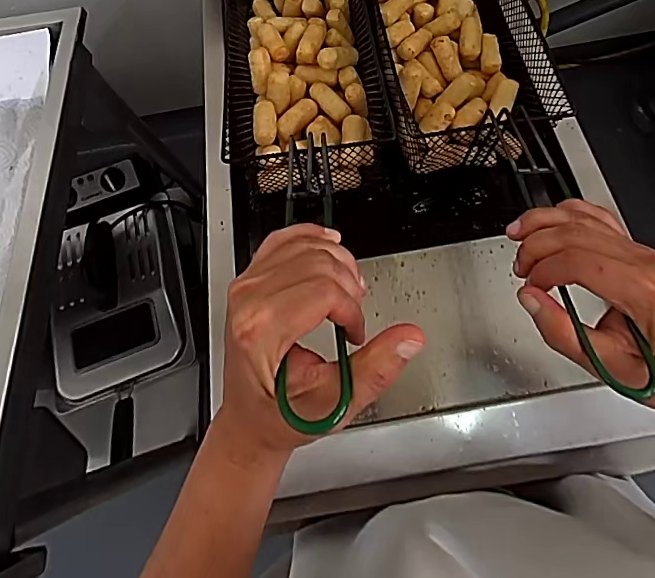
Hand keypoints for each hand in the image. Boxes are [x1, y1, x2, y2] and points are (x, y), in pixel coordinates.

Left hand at [212, 224, 424, 461]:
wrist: (249, 418)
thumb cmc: (280, 417)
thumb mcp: (333, 405)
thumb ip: (375, 370)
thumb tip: (409, 339)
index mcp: (261, 331)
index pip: (323, 290)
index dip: (351, 309)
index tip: (354, 332)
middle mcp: (248, 300)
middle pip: (319, 262)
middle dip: (349, 286)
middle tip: (354, 314)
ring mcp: (246, 284)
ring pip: (307, 245)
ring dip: (338, 261)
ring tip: (347, 290)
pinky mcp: (250, 276)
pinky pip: (284, 238)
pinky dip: (312, 236)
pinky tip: (329, 245)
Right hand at [508, 200, 654, 424]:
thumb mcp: (609, 368)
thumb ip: (563, 333)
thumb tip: (530, 299)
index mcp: (646, 293)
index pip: (580, 261)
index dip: (544, 269)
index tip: (529, 286)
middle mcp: (647, 264)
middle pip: (577, 233)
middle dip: (537, 245)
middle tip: (520, 268)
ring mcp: (644, 252)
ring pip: (585, 217)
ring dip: (545, 222)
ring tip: (520, 234)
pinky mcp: (637, 250)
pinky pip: (597, 217)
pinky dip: (566, 215)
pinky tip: (548, 223)